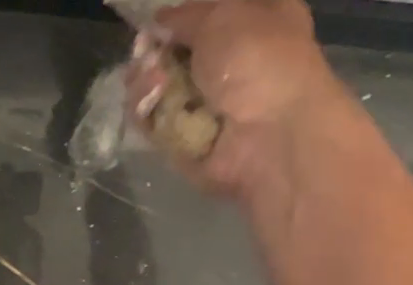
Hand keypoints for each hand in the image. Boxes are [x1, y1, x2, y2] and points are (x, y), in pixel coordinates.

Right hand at [127, 0, 344, 197]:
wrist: (268, 134)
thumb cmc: (257, 59)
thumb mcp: (222, 14)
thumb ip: (185, 16)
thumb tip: (159, 21)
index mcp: (259, 21)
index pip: (211, 14)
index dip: (181, 17)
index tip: (157, 21)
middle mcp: (235, 64)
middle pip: (178, 53)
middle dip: (154, 50)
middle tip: (144, 50)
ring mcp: (209, 107)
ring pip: (161, 88)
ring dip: (146, 80)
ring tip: (152, 77)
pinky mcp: (187, 141)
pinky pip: (155, 122)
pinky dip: (146, 110)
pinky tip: (149, 99)